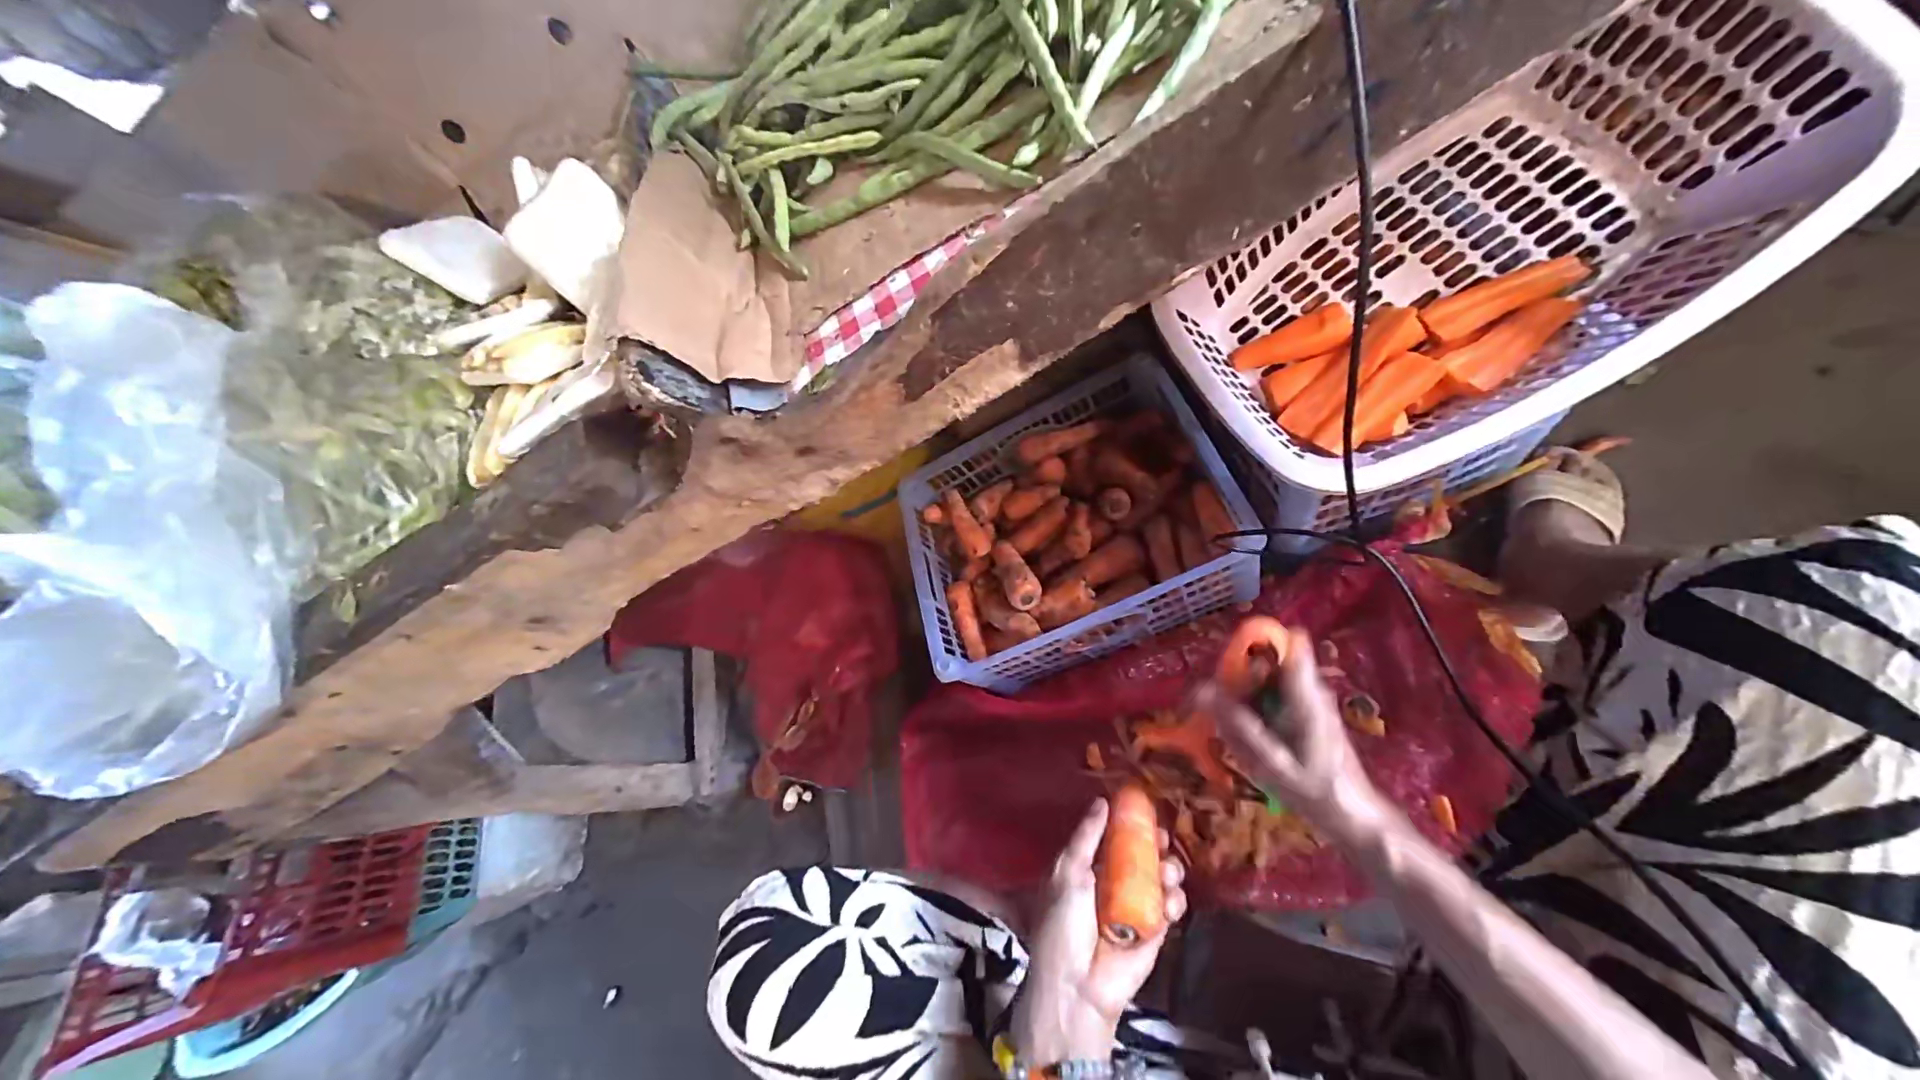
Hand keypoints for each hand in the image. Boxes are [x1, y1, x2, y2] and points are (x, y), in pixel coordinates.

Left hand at [1010, 799, 1186, 1063]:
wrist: (1079, 986)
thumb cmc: (1063, 925)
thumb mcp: (1068, 873)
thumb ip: (1086, 838)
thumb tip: (1102, 801)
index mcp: (1088, 868)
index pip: (1112, 838)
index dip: (1128, 823)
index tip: (1143, 808)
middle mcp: (1113, 884)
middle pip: (1141, 855)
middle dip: (1154, 844)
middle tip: (1163, 838)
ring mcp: (1136, 906)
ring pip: (1160, 877)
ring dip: (1169, 869)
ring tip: (1168, 869)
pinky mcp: (1155, 931)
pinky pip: (1171, 908)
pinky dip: (1176, 900)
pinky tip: (1171, 899)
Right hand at [1191, 630, 1397, 848]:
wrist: (1355, 817)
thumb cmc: (1315, 792)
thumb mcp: (1272, 764)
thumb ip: (1238, 726)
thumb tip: (1202, 690)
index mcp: (1307, 697)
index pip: (1289, 644)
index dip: (1256, 644)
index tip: (1229, 665)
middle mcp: (1312, 691)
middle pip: (1271, 663)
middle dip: (1242, 678)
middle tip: (1224, 711)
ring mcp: (1312, 701)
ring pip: (1270, 680)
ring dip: (1248, 697)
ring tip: (1238, 730)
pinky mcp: (1309, 713)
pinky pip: (1275, 697)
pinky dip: (1259, 709)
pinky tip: (1255, 739)